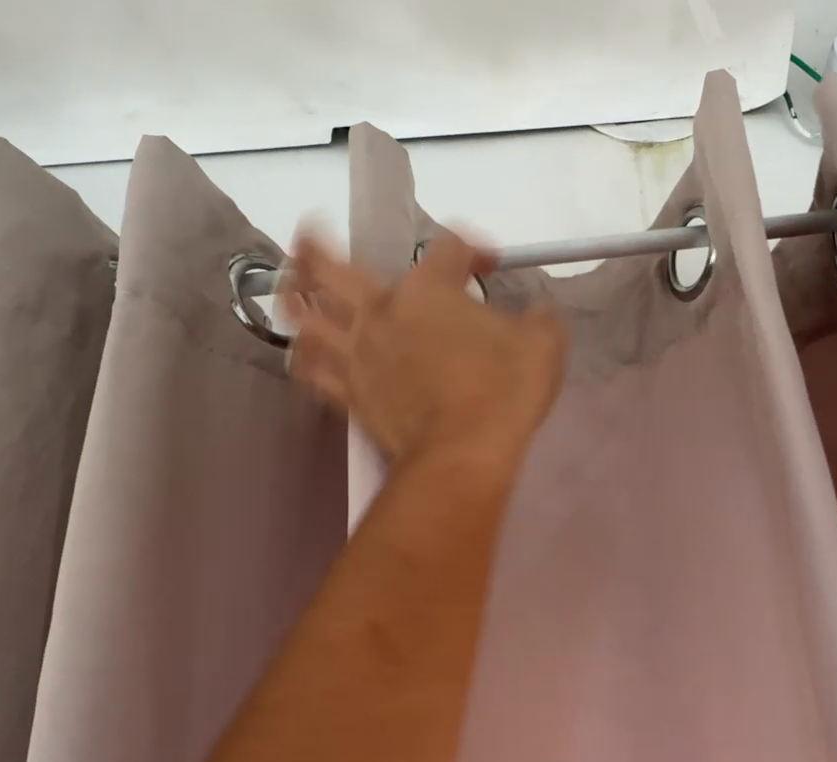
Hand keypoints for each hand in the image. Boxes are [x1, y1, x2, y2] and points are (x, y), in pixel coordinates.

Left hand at [280, 232, 567, 467]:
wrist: (465, 452)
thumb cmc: (505, 392)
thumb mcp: (543, 347)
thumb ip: (539, 321)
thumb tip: (537, 313)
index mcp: (431, 291)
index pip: (447, 247)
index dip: (471, 248)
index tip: (490, 265)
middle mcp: (383, 312)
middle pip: (330, 266)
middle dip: (315, 244)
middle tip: (312, 233)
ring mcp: (360, 354)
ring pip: (306, 316)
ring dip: (293, 296)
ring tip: (293, 289)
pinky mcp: (350, 395)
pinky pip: (313, 371)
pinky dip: (305, 358)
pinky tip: (304, 353)